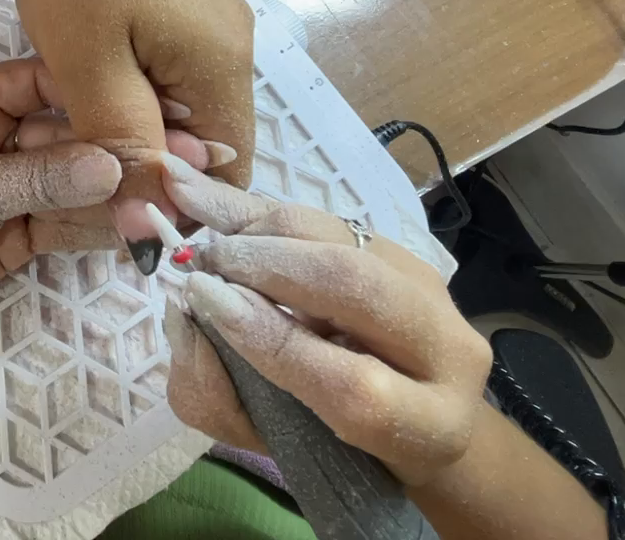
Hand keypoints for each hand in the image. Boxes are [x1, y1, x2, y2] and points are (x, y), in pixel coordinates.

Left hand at [0, 58, 217, 342]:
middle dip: (122, 149)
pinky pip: (68, 220)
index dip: (103, 93)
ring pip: (77, 181)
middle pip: (73, 134)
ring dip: (119, 192)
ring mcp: (13, 184)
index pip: (50, 83)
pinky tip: (139, 226)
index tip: (161, 106)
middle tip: (188, 161)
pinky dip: (98, 225)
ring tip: (176, 200)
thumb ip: (42, 177)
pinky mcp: (20, 229)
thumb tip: (117, 161)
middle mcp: (1, 136)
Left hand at [8, 0, 255, 269]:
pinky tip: (80, 78)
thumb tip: (149, 227)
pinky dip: (124, 84)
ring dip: (128, 122)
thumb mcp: (88, 62)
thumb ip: (123, 144)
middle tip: (76, 169)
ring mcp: (203, 13)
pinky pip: (160, 62)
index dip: (177, 205)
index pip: (228, 172)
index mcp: (224, 67)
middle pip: (202, 137)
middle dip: (145, 163)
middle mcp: (230, 43)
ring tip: (69, 125)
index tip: (113, 216)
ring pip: (175, 100)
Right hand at [158, 159, 493, 487]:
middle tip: (198, 262)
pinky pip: (310, 213)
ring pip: (333, 234)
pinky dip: (245, 204)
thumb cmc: (323, 433)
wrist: (401, 404)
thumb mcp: (268, 439)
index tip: (202, 298)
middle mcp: (441, 349)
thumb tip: (183, 315)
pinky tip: (191, 186)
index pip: (351, 386)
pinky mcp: (390, 243)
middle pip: (354, 286)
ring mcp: (421, 284)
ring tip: (195, 229)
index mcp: (422, 425)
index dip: (269, 338)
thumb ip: (215, 395)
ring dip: (252, 227)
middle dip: (261, 263)